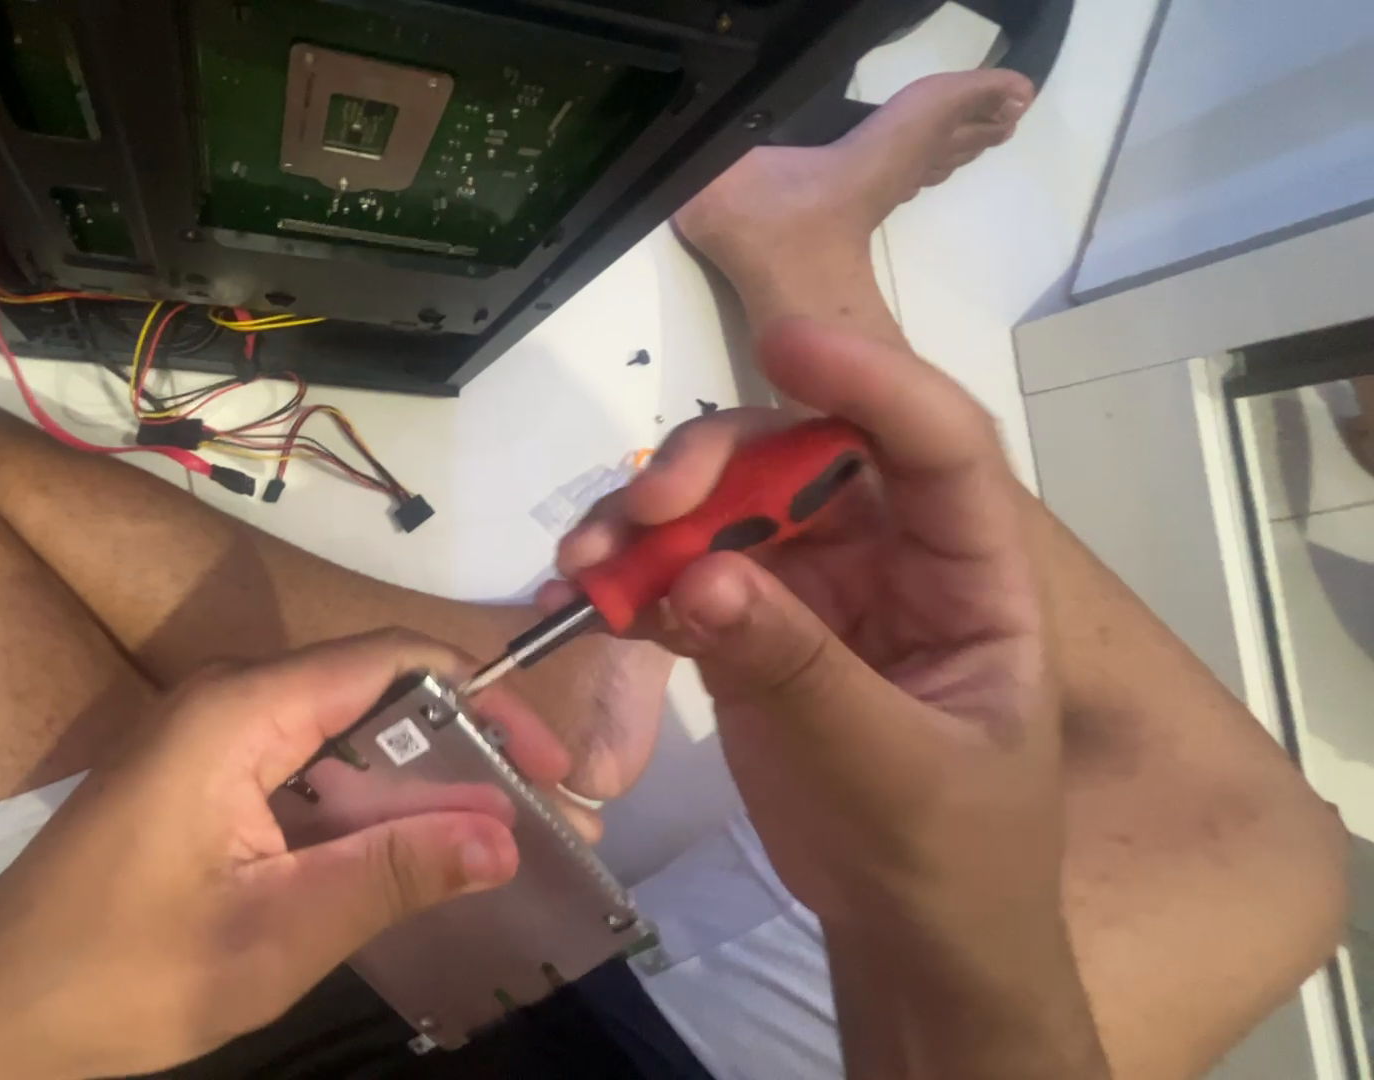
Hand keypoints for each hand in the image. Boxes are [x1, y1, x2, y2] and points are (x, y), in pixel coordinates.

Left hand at [0, 631, 581, 1079]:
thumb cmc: (119, 975)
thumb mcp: (272, 935)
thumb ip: (390, 874)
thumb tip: (504, 838)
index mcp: (242, 708)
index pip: (389, 660)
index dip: (478, 697)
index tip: (541, 761)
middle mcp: (234, 697)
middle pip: (374, 693)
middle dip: (461, 747)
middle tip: (533, 812)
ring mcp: (218, 734)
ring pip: (347, 734)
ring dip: (419, 782)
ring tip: (490, 838)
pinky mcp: (211, 773)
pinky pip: (311, 767)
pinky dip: (369, 803)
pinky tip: (409, 850)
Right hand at [551, 320, 1106, 1075]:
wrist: (893, 918)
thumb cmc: (941, 849)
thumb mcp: (891, 766)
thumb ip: (798, 669)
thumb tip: (700, 578)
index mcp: (962, 572)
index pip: (932, 446)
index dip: (868, 381)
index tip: (782, 341)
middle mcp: (876, 555)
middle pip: (790, 462)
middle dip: (710, 470)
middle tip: (644, 510)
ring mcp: (797, 586)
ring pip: (713, 512)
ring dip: (642, 525)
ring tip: (583, 565)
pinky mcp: (735, 622)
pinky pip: (671, 577)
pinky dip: (622, 583)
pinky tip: (577, 604)